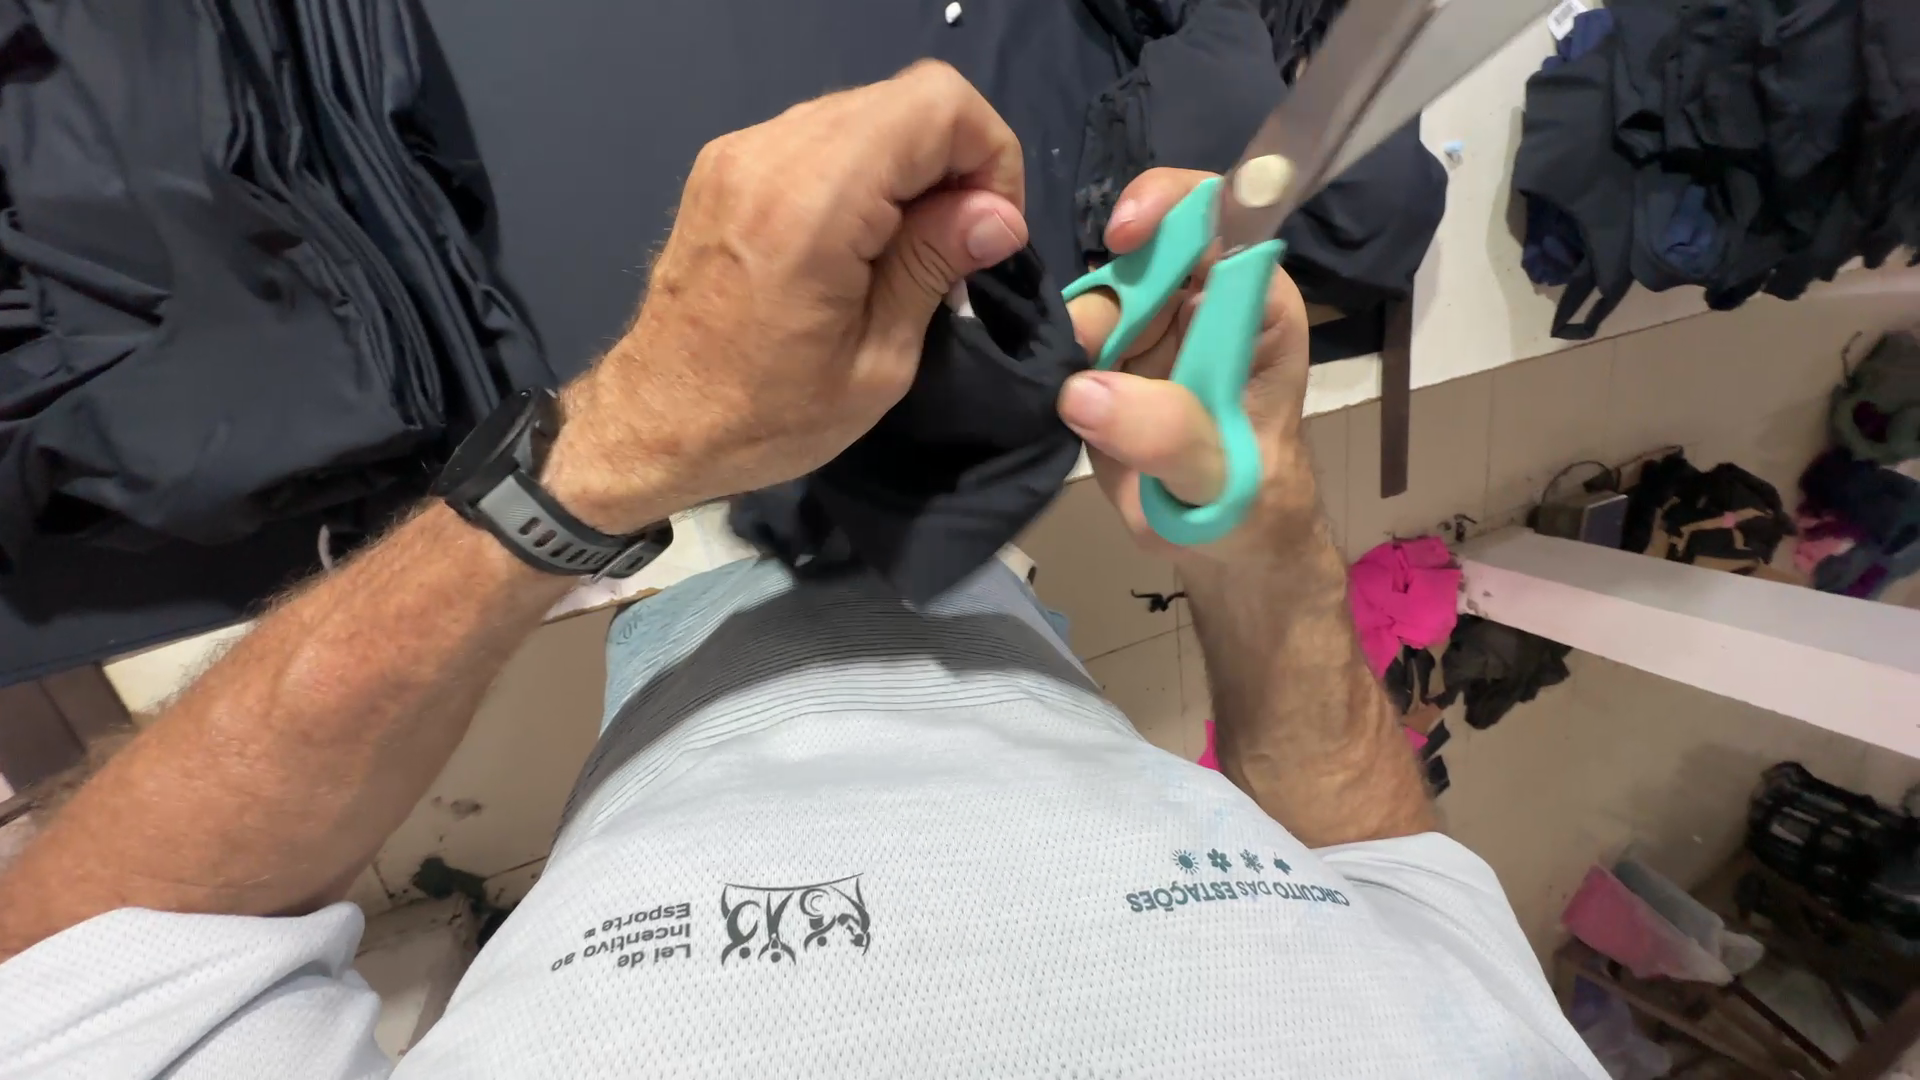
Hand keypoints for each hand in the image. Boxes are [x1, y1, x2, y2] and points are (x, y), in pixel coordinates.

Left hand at [545, 62, 1028, 531]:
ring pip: (866, 113)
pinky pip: (823, 138)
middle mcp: (771, 152)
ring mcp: (741, 151)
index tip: (990, 233)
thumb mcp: (877, 364)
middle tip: (959, 250)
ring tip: (913, 252)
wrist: (657, 424)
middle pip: (905, 99)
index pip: (937, 106)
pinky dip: (867, 174)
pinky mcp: (727, 166)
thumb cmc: (770, 419)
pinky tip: (865, 240)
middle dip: (956, 164)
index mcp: (814, 205)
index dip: (990, 156)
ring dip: (912, 170)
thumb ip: (933, 267)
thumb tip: (998, 215)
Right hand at [1060, 168, 1322, 566]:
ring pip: (1090, 303)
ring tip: (1074, 408)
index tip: (1122, 241)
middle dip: (1102, 308)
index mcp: (1253, 308)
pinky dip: (1047, 363)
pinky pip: (1064, 343)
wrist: (1219, 543)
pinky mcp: (1104, 366)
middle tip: (1083, 368)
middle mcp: (1198, 306)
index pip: (1221, 217)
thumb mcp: (1220, 482)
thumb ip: (1167, 437)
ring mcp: (1146, 334)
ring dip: (1069, 346)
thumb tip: (1079, 390)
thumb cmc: (1246, 506)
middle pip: (1135, 262)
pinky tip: (1050, 397)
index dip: (1170, 206)